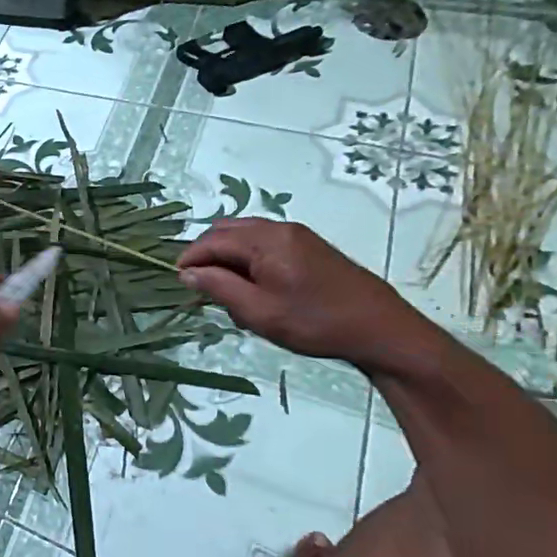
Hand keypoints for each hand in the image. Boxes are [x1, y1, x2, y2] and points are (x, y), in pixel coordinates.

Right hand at [176, 218, 440, 375]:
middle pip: (227, 230)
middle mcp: (280, 228)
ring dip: (226, 256)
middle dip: (206, 254)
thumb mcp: (259, 312)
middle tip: (197, 287)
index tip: (177, 282)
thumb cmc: (315, 323)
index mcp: (266, 240)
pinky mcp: (308, 246)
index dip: (190, 259)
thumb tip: (187, 273)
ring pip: (245, 235)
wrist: (379, 328)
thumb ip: (219, 288)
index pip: (213, 240)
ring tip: (222, 290)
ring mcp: (296, 235)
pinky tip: (250, 286)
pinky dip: (246, 258)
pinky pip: (264, 243)